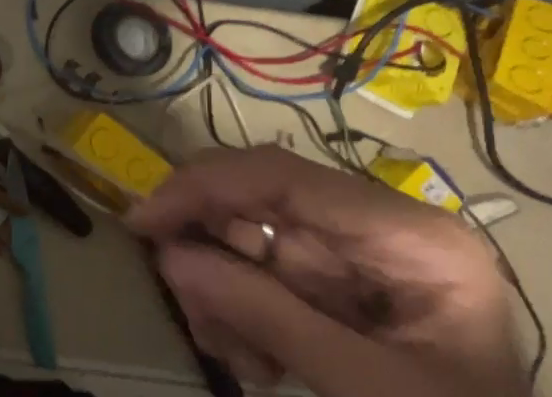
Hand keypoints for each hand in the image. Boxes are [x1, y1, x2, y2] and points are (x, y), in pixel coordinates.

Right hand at [129, 146, 528, 396]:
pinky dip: (240, 311)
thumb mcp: (365, 386)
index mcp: (410, 235)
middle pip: (257, 204)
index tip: (142, 222)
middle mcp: (381, 228)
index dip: (201, 188)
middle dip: (211, 254)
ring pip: (248, 239)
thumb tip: (167, 256)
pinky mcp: (341, 285)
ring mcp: (360, 256)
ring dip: (221, 292)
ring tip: (232, 355)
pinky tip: (252, 359)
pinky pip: (262, 274)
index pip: (281, 176)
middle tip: (184, 304)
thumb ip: (267, 316)